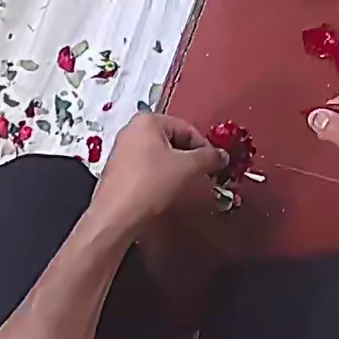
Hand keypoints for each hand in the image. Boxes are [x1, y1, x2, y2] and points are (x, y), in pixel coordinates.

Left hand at [87, 113, 227, 233]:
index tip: (214, 165)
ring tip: (186, 185)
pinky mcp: (119, 169)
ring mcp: (123, 149)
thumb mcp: (187, 168)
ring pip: (161, 154)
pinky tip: (166, 190)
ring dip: (177, 168)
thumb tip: (223, 155)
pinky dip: (161, 175)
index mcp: (148, 121)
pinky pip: (148, 166)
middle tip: (202, 175)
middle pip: (174, 140)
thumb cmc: (150, 184)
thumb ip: (209, 157)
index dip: (204, 147)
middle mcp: (132, 130)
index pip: (187, 129)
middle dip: (190, 158)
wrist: (116, 217)